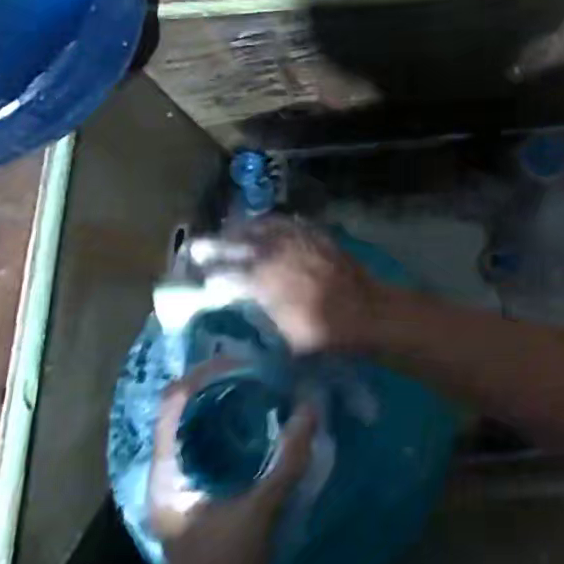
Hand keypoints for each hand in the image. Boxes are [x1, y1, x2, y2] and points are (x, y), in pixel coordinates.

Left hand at [150, 361, 317, 563]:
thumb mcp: (261, 512)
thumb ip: (288, 461)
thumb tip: (311, 407)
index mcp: (167, 473)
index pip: (173, 403)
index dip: (204, 374)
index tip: (243, 361)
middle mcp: (165, 471)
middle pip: (181, 407)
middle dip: (216, 381)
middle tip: (256, 366)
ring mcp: (178, 483)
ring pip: (193, 424)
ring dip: (222, 401)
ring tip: (258, 383)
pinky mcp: (196, 492)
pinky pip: (207, 441)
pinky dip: (229, 423)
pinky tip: (258, 420)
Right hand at [189, 216, 382, 353]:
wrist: (368, 311)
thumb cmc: (327, 333)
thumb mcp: (285, 341)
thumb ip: (260, 325)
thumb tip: (241, 322)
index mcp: (262, 282)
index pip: (224, 274)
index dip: (207, 275)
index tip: (194, 276)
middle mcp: (275, 254)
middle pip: (236, 244)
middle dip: (214, 246)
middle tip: (197, 247)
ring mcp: (297, 240)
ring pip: (261, 227)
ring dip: (241, 231)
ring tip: (229, 233)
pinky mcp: (316, 235)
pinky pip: (287, 223)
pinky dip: (271, 224)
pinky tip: (266, 227)